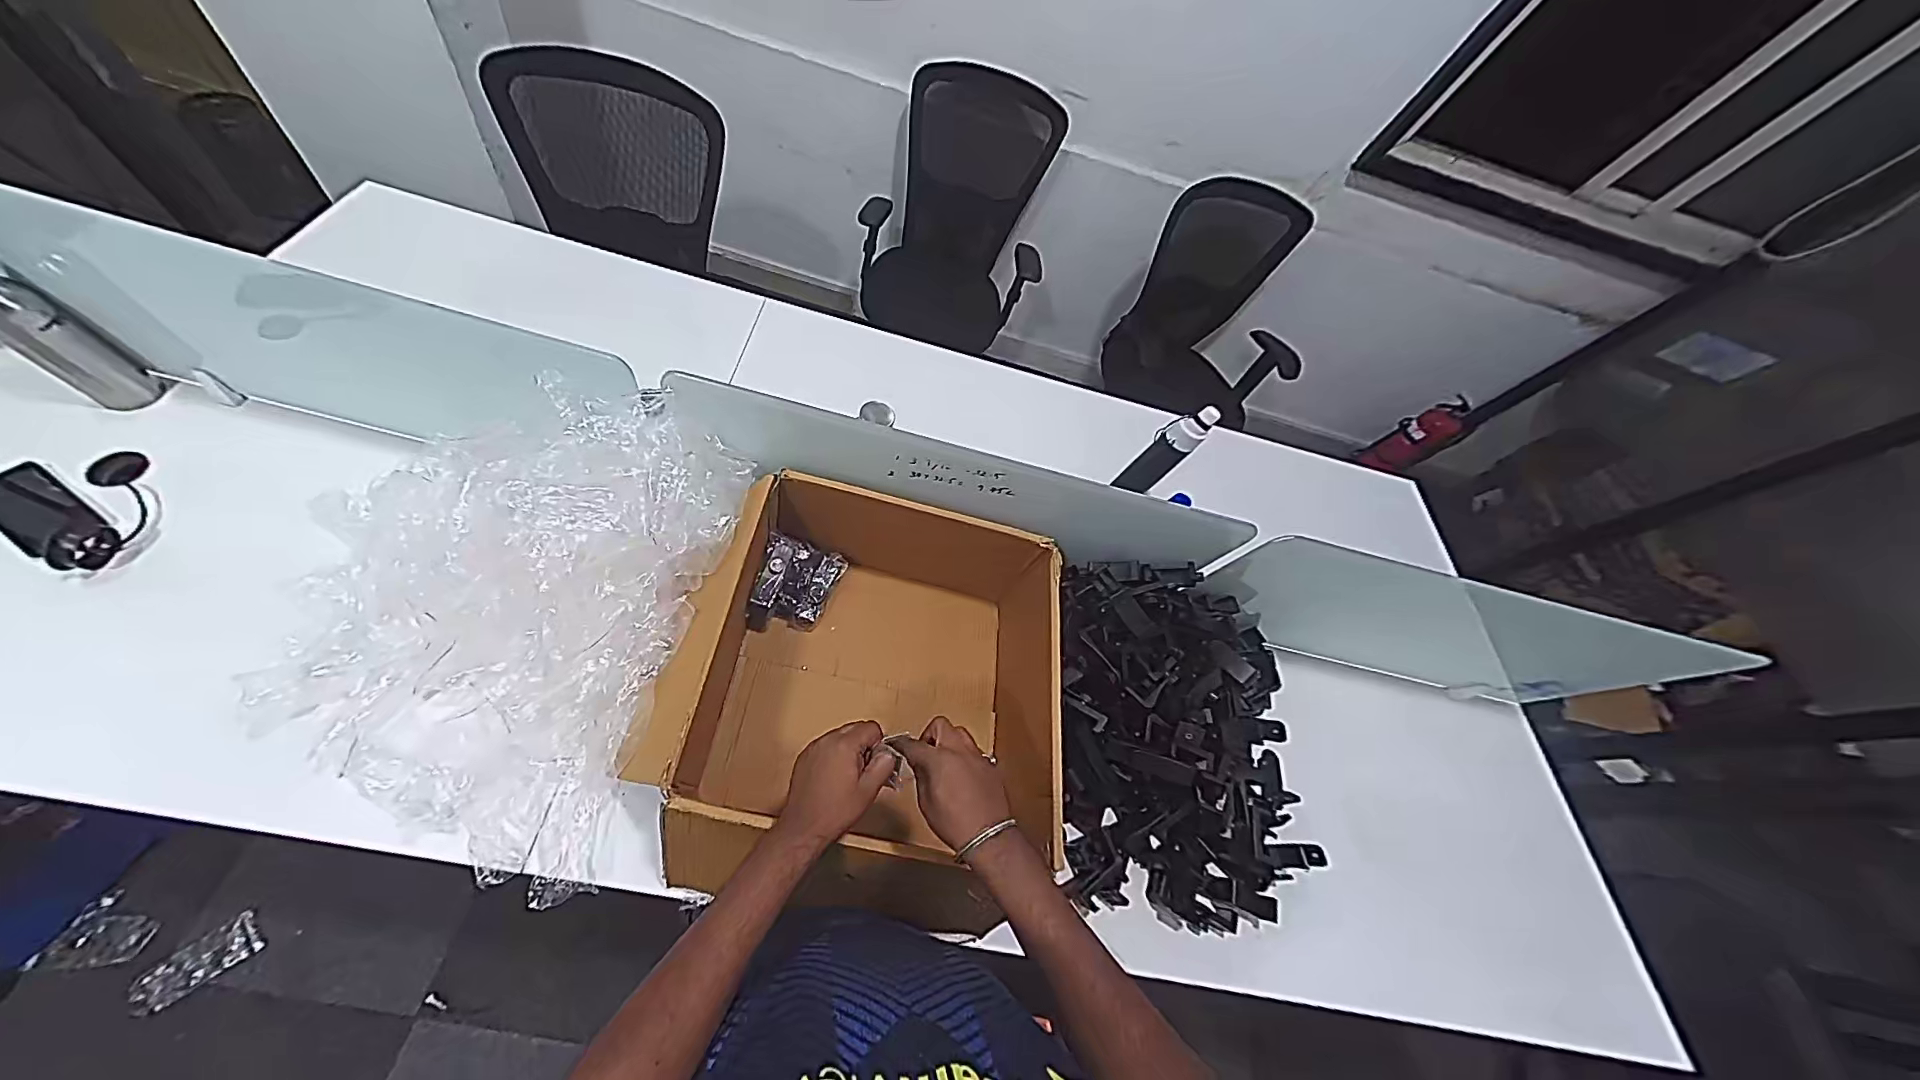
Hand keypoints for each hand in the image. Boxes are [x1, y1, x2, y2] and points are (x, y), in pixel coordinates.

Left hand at [773, 720, 897, 851]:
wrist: (803, 829)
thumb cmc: (832, 813)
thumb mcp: (868, 790)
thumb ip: (883, 766)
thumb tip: (888, 754)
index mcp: (843, 745)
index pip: (871, 727)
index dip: (878, 745)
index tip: (875, 762)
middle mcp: (826, 741)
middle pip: (855, 728)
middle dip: (864, 745)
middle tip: (864, 770)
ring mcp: (813, 748)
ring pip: (840, 736)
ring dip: (849, 750)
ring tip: (848, 777)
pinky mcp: (805, 757)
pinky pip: (826, 746)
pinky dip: (834, 756)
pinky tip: (834, 778)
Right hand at [890, 716, 1014, 855]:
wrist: (987, 836)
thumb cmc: (955, 824)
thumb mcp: (926, 802)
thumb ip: (921, 776)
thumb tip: (919, 764)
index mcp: (939, 759)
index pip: (914, 743)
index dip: (902, 744)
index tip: (898, 745)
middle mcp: (960, 751)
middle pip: (941, 725)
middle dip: (929, 735)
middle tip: (924, 751)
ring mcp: (977, 756)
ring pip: (960, 733)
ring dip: (949, 741)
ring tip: (943, 760)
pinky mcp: (990, 765)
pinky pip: (973, 751)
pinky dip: (964, 756)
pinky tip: (960, 773)